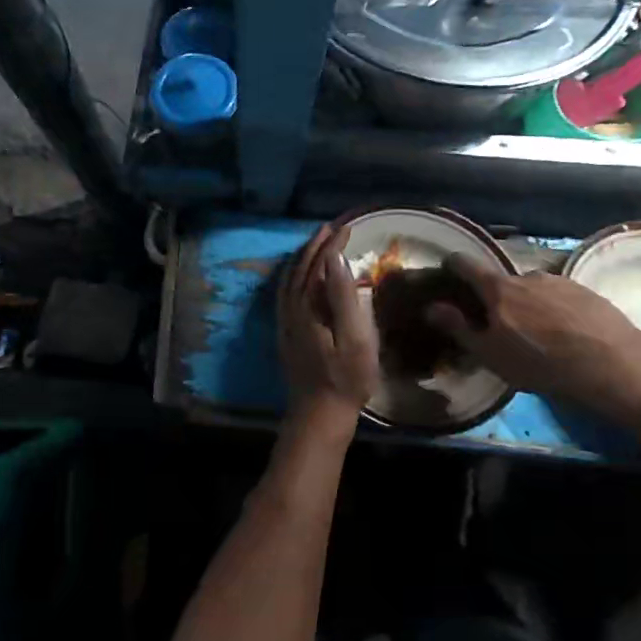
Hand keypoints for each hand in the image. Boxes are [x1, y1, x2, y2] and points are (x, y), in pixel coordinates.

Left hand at [277, 223, 378, 438]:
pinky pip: (285, 293)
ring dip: (303, 259)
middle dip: (315, 246)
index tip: (347, 227)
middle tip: (332, 228)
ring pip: (289, 279)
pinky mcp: (285, 333)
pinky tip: (300, 279)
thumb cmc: (346, 378)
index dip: (332, 244)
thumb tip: (335, 259)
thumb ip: (344, 297)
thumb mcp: (355, 338)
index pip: (319, 265)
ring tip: (317, 245)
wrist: (319, 414)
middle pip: (300, 269)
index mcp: (308, 306)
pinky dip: (293, 277)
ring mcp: (285, 322)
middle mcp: (291, 309)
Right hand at [423, 253, 640, 424]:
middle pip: (501, 281)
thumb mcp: (490, 353)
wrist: (613, 364)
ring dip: (527, 304)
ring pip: (532, 289)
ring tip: (536, 332)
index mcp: (497, 289)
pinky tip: (564, 333)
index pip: (466, 264)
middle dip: (495, 297)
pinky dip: (554, 309)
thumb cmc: (540, 362)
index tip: (447, 270)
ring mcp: (559, 281)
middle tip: (499, 323)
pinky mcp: (587, 291)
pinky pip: (558, 296)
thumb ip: (458, 327)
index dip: (453, 264)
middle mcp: (526, 276)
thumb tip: (431, 306)